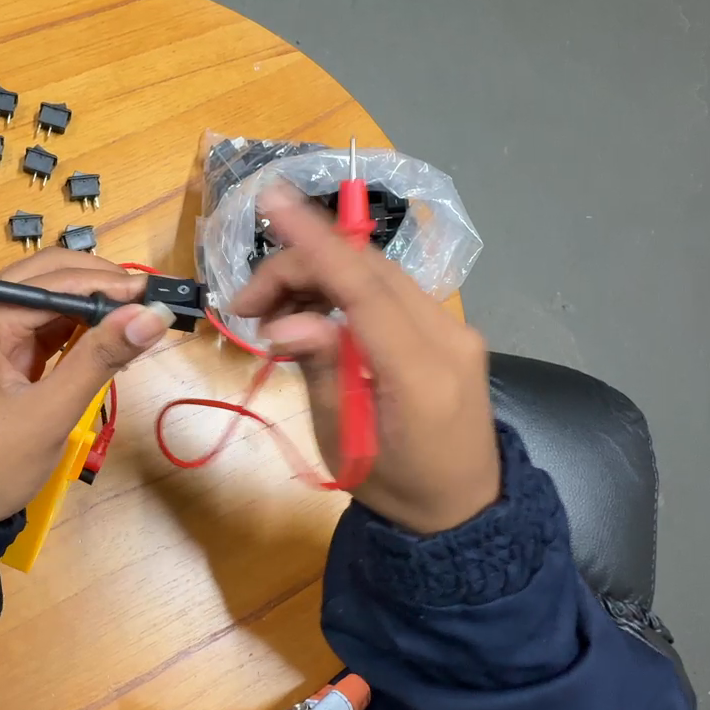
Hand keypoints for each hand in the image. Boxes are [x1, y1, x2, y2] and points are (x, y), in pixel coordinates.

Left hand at [0, 249, 174, 529]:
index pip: (52, 281)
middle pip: (48, 278)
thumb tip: (151, 316)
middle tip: (150, 304)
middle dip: (100, 286)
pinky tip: (109, 337)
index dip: (106, 284)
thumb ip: (99, 359)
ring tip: (138, 318)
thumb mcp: (48, 414)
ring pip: (49, 300)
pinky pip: (44, 327)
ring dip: (91, 306)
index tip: (155, 294)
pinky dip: (77, 330)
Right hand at [230, 185, 499, 534]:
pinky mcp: (446, 328)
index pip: (362, 287)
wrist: (464, 509)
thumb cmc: (395, 485)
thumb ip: (319, 368)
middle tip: (246, 305)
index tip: (272, 201)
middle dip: (296, 268)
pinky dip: (339, 289)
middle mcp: (446, 335)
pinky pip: (385, 290)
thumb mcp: (345, 439)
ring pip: (373, 272)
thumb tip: (281, 323)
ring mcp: (452, 327)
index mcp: (420, 371)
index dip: (314, 241)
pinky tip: (309, 316)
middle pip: (363, 269)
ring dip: (315, 277)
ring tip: (270, 315)